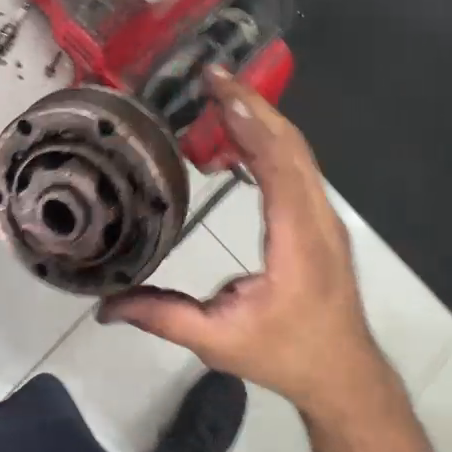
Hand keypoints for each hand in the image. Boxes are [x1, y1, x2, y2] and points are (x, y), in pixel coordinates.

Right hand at [98, 66, 375, 408]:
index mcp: (298, 243)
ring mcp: (324, 217)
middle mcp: (318, 219)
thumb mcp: (220, 343)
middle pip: (292, 147)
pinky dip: (269, 138)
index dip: (253, 128)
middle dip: (253, 105)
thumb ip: (164, 319)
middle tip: (212, 76)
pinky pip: (297, 165)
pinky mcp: (320, 218)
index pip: (280, 170)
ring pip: (298, 152)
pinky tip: (238, 132)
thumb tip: (106, 306)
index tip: (221, 95)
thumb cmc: (286, 355)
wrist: (345, 376)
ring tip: (220, 92)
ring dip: (262, 117)